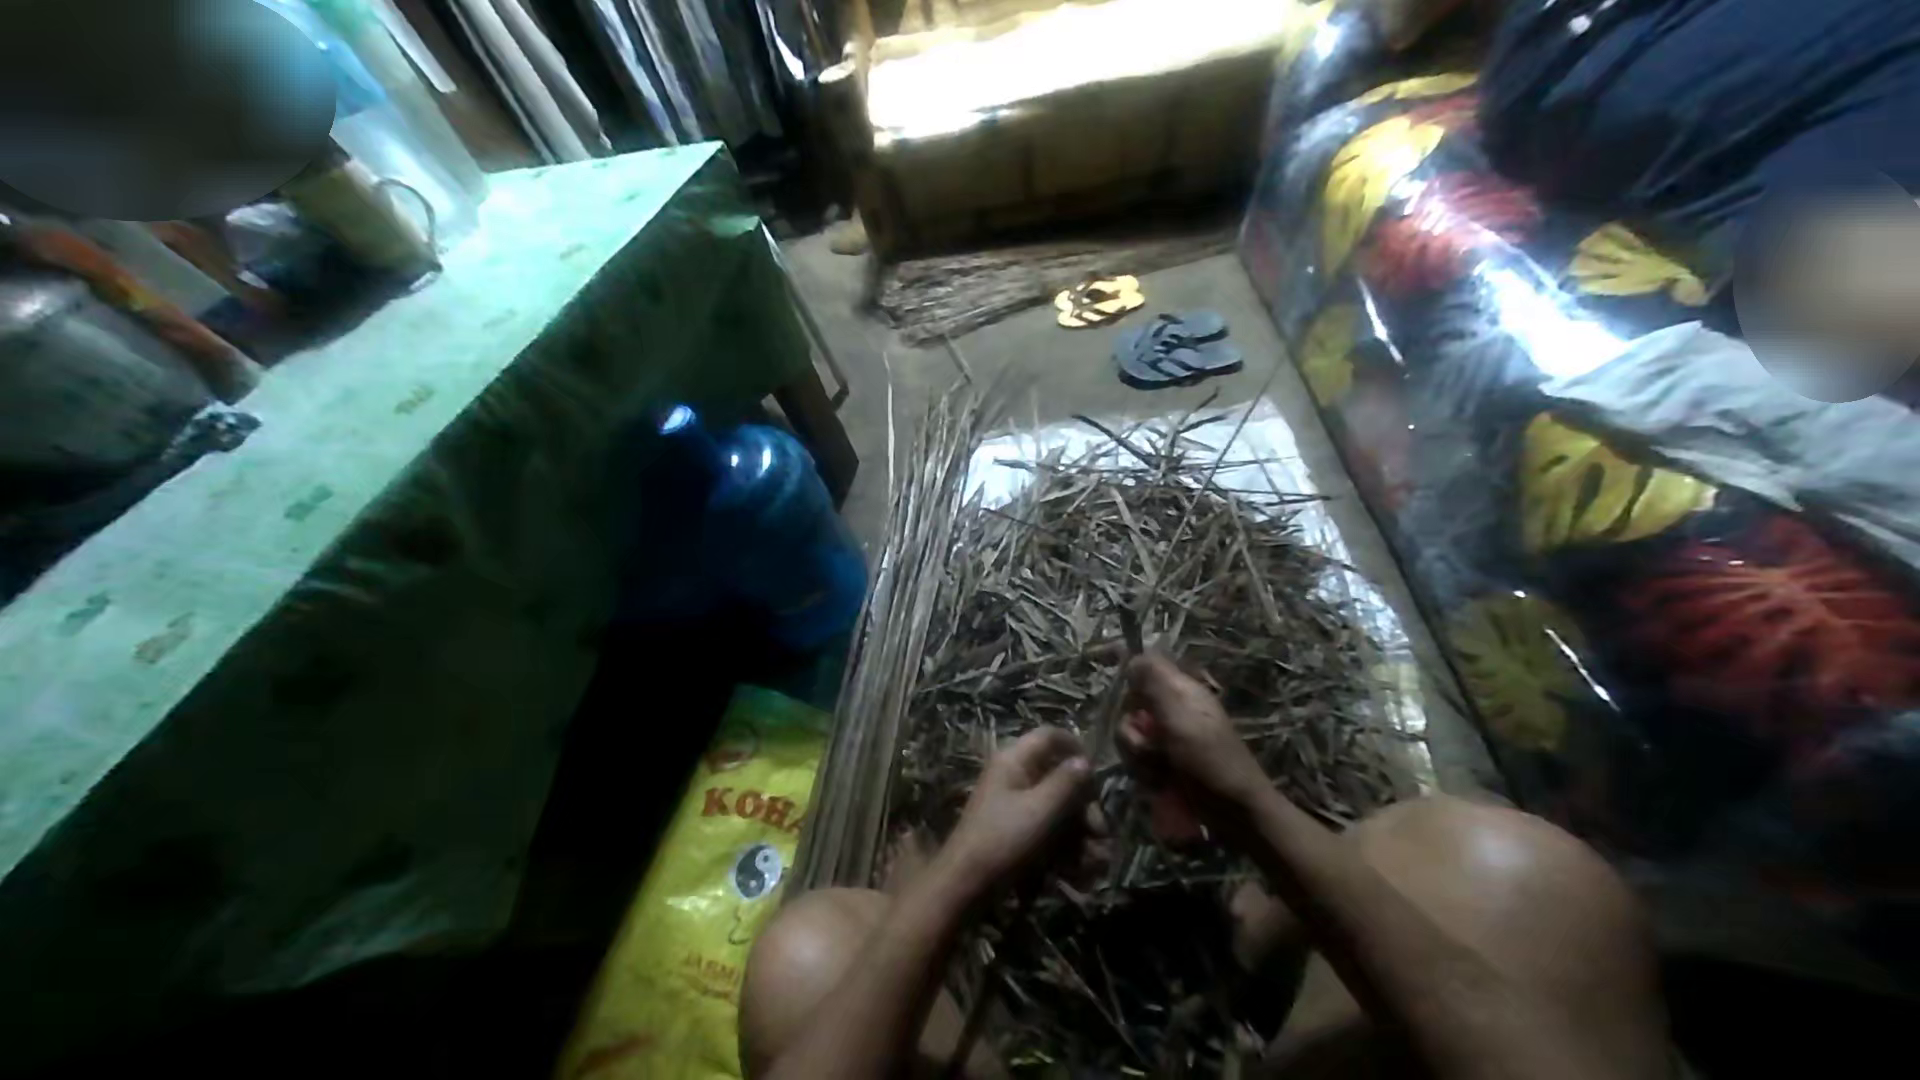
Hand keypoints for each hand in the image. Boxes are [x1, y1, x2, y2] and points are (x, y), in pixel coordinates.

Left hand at [940, 726, 1092, 892]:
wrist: (965, 884)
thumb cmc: (1003, 839)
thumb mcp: (1040, 809)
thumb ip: (1066, 782)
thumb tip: (1085, 761)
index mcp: (1015, 760)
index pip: (1050, 736)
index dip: (1076, 748)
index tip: (1098, 776)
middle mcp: (1015, 775)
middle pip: (1060, 777)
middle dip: (1084, 807)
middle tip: (1100, 833)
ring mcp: (1015, 803)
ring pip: (1058, 808)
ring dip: (1080, 833)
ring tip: (1094, 862)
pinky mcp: (1017, 829)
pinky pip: (1048, 829)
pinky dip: (1065, 847)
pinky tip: (1079, 872)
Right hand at [1120, 654, 1272, 837]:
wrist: (1237, 814)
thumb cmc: (1211, 762)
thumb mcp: (1180, 718)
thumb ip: (1155, 684)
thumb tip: (1133, 656)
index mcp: (1181, 689)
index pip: (1143, 667)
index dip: (1129, 680)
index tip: (1130, 704)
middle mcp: (1173, 708)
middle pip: (1130, 707)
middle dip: (1133, 733)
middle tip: (1151, 749)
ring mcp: (1170, 736)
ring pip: (1131, 736)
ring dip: (1139, 757)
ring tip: (1160, 773)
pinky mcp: (1168, 761)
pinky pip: (1139, 758)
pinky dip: (1145, 772)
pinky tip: (1160, 784)